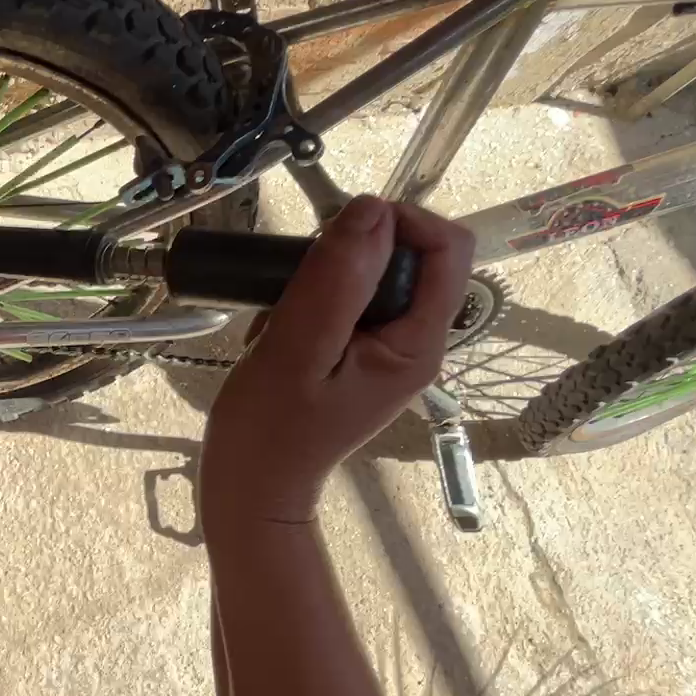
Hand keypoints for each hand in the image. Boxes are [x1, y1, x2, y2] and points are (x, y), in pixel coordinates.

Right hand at [198, 195, 474, 528]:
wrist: (249, 486)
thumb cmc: (267, 430)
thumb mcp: (295, 351)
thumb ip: (334, 283)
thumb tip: (369, 208)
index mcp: (416, 345)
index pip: (446, 250)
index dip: (399, 221)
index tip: (333, 232)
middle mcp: (412, 345)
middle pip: (406, 261)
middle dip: (347, 258)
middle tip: (292, 286)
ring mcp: (382, 354)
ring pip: (368, 281)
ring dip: (319, 282)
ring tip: (278, 318)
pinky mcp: (352, 359)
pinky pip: (342, 307)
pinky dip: (306, 304)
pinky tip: (275, 334)